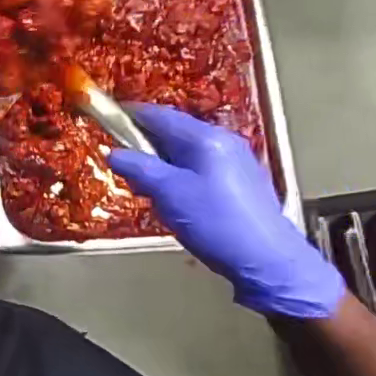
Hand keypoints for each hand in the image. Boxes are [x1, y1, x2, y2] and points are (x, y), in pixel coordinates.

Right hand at [107, 105, 342, 318]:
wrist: (266, 260)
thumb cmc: (214, 222)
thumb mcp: (168, 193)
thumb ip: (139, 168)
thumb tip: (112, 152)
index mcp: (206, 138)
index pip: (162, 115)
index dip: (132, 115)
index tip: (109, 117)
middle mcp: (224, 142)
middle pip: (175, 133)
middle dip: (145, 145)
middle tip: (122, 163)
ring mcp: (236, 162)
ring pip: (187, 153)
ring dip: (161, 164)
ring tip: (144, 187)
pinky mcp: (241, 184)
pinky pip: (201, 169)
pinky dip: (179, 176)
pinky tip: (173, 200)